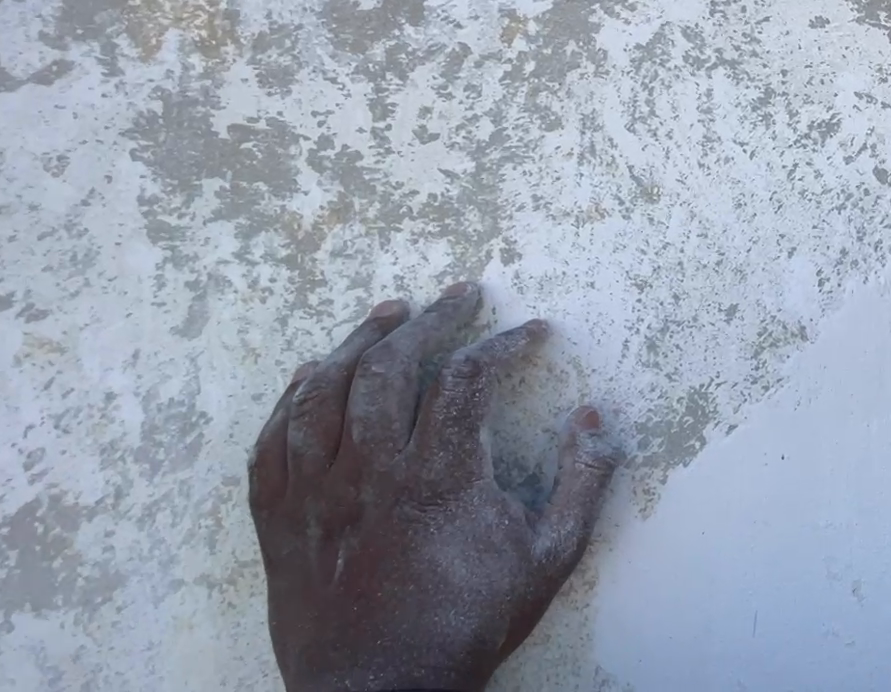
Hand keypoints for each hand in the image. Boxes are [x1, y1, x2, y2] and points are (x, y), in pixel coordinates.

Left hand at [247, 283, 620, 691]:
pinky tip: (313, 373)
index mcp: (442, 476)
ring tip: (390, 311)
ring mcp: (318, 496)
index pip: (469, 378)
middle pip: (390, 368)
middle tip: (462, 294)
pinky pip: (271, 444)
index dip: (505, 343)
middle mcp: (373, 472)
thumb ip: (584, 479)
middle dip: (432, 320)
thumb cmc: (472, 620)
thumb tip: (594, 414)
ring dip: (358, 342)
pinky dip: (291, 399)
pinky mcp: (282, 522)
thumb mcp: (553, 554)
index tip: (533, 331)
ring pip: (323, 394)